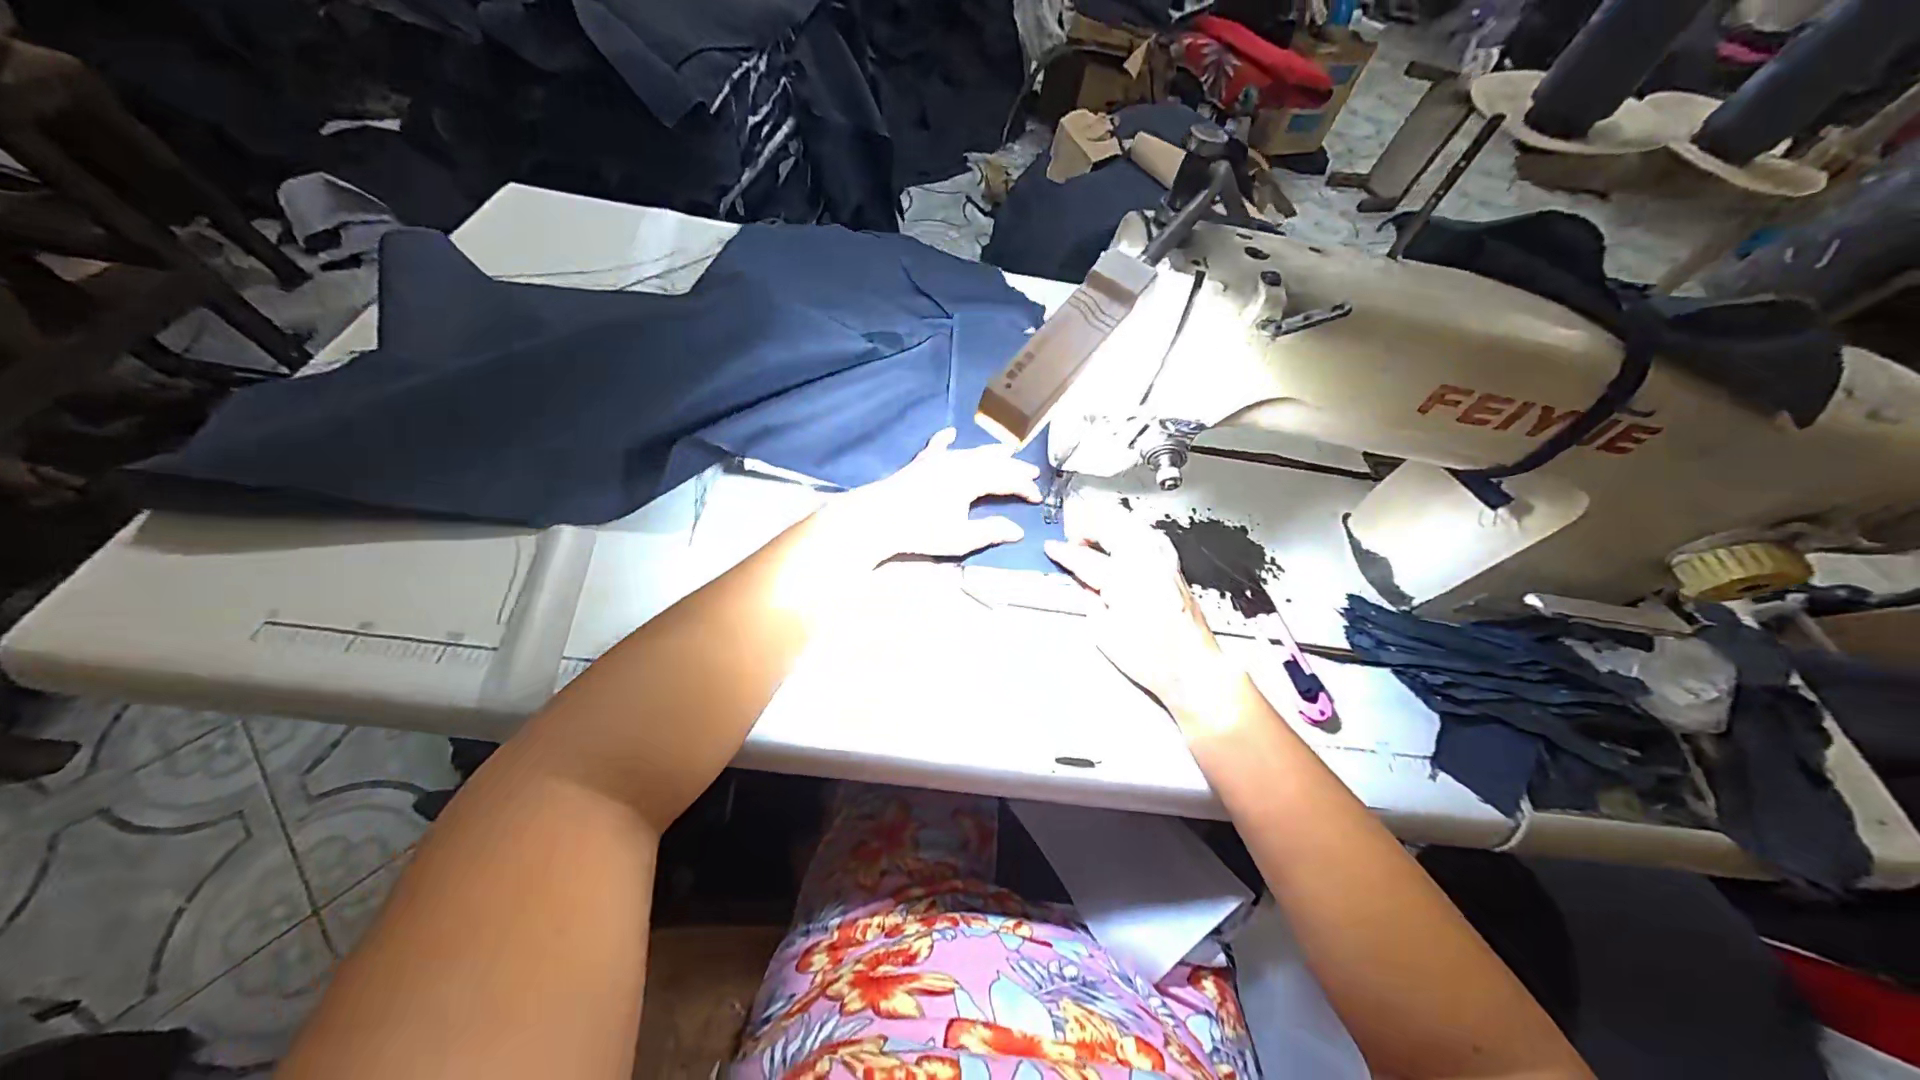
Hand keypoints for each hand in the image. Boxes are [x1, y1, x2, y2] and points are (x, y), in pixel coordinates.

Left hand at [823, 428, 1042, 563]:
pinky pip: (937, 447)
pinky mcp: (921, 463)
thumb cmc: (921, 530)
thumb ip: (990, 531)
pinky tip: (950, 433)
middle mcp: (959, 463)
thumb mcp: (960, 537)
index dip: (1024, 488)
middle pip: (993, 462)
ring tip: (1005, 451)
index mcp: (972, 479)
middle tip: (1032, 471)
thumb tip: (1017, 531)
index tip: (1036, 498)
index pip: (1007, 480)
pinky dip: (946, 440)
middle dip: (1014, 467)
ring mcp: (938, 460)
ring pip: (971, 452)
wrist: (878, 517)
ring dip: (990, 453)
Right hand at [1044, 499, 1240, 717]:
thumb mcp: (1104, 633)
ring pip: (1132, 524)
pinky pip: (1148, 534)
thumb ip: (1090, 601)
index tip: (1051, 547)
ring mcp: (1163, 560)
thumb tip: (1083, 584)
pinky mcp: (1175, 566)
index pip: (1085, 558)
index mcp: (1122, 577)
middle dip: (1087, 522)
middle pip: (1112, 525)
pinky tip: (1126, 534)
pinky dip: (1131, 528)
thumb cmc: (1151, 658)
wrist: (1195, 668)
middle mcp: (1146, 560)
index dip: (1064, 551)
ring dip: (1110, 521)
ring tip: (1094, 528)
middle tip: (1071, 530)